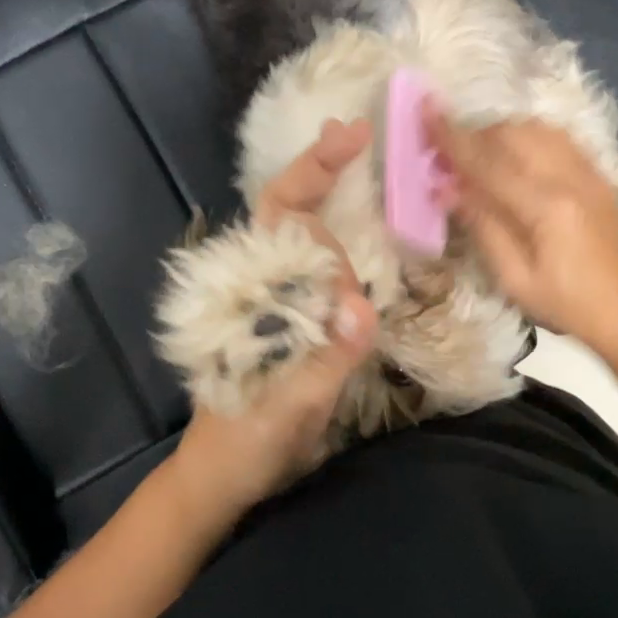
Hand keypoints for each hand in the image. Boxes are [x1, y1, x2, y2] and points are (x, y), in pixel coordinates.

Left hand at [168, 119, 380, 513]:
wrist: (223, 480)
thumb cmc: (242, 445)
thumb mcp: (285, 409)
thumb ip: (323, 361)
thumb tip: (361, 308)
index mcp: (252, 293)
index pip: (279, 213)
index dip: (312, 170)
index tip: (351, 137)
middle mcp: (267, 288)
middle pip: (300, 218)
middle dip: (332, 179)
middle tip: (374, 147)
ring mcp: (286, 308)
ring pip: (320, 251)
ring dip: (352, 226)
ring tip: (393, 203)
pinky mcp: (303, 332)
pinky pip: (335, 290)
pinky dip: (358, 270)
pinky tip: (382, 269)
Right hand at [426, 112, 617, 360]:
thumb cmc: (565, 304)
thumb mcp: (514, 277)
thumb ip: (482, 226)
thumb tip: (446, 189)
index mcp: (545, 207)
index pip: (488, 163)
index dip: (452, 139)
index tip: (425, 112)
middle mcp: (569, 178)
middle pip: (513, 134)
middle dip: (474, 135)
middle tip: (445, 152)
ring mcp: (588, 173)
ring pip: (537, 129)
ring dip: (500, 133)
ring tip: (477, 154)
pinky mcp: (596, 176)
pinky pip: (558, 138)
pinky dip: (528, 137)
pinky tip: (513, 155)